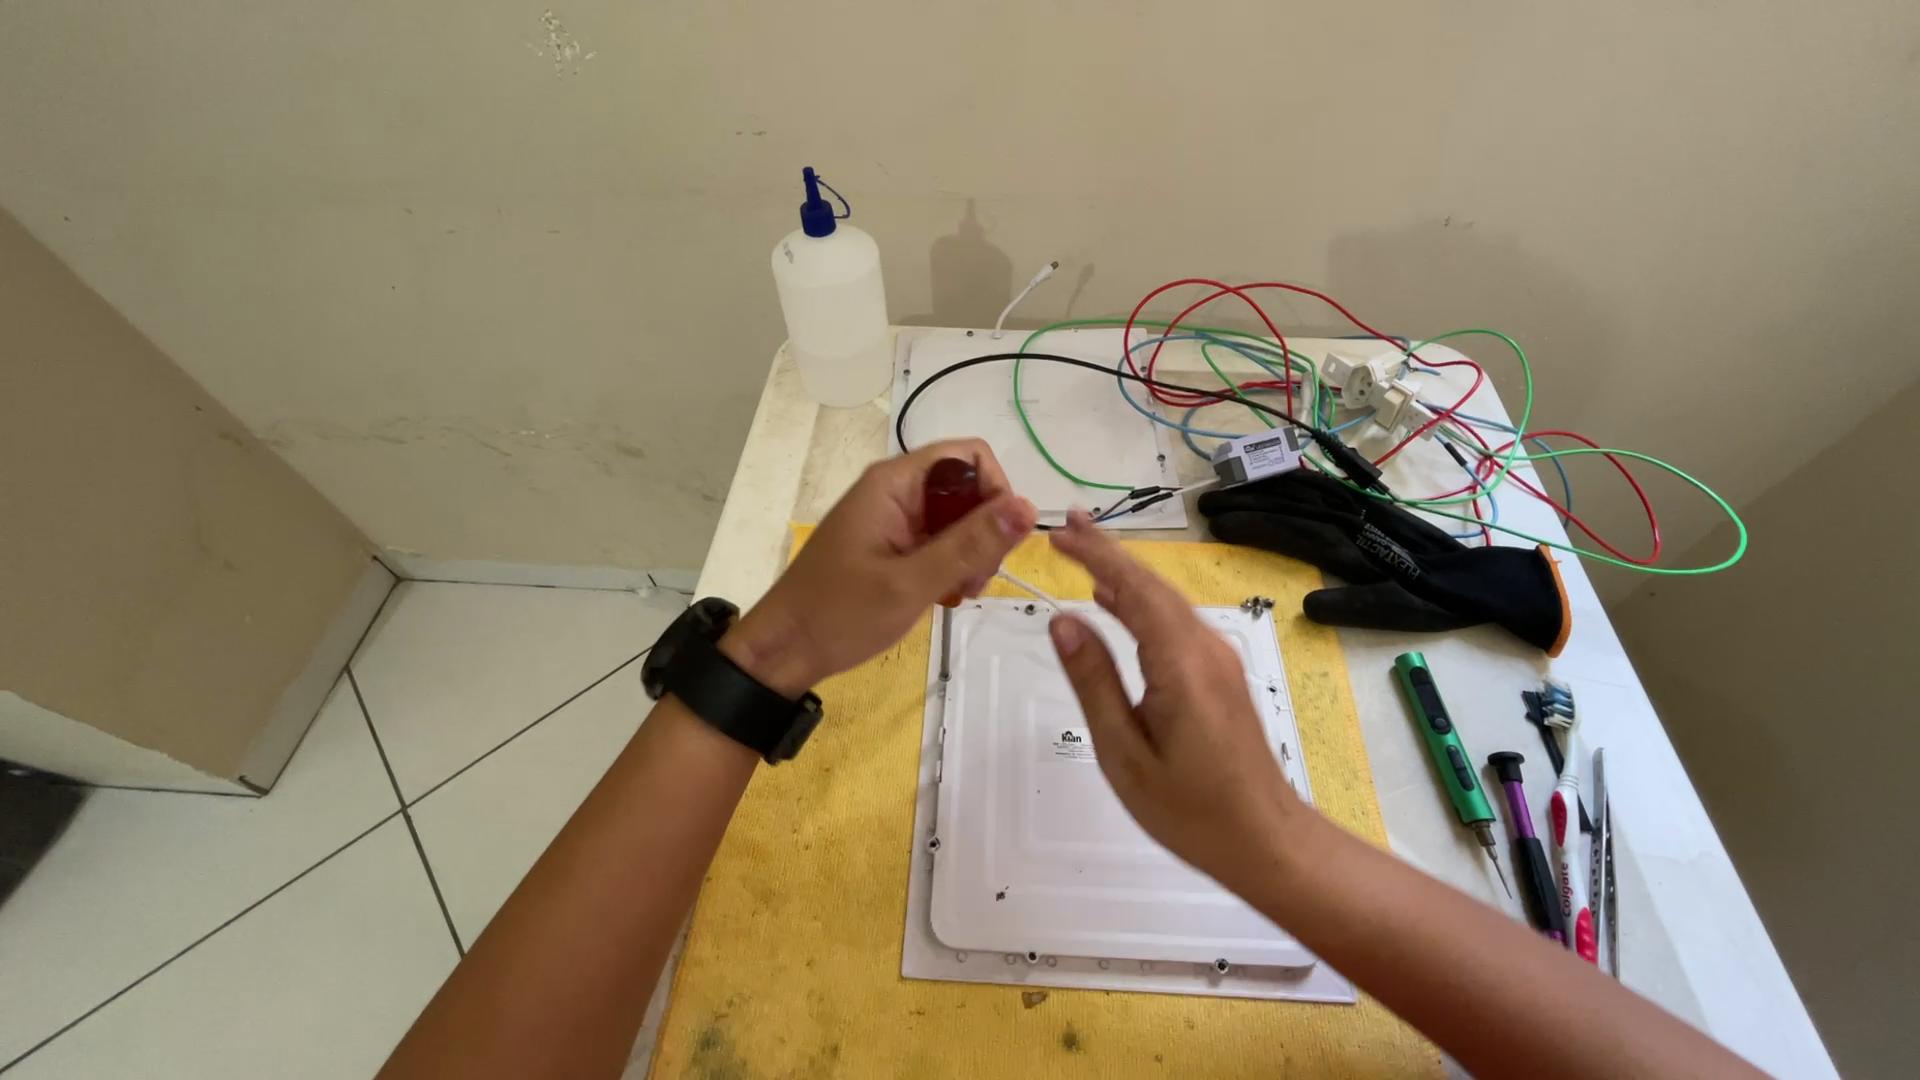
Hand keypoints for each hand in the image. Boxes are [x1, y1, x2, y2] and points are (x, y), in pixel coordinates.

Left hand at [721, 439, 1037, 696]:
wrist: (785, 650)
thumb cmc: (840, 614)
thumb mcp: (911, 583)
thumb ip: (970, 545)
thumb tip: (1027, 507)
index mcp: (894, 483)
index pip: (970, 458)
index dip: (995, 492)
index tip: (999, 542)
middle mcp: (896, 490)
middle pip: (968, 489)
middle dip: (985, 532)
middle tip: (974, 580)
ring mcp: (894, 518)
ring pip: (959, 520)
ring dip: (971, 554)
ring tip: (958, 593)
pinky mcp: (894, 544)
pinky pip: (940, 541)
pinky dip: (952, 566)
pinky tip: (945, 597)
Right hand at [1046, 510, 1304, 891]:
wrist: (1266, 840)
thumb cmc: (1189, 808)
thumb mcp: (1124, 752)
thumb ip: (1094, 681)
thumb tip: (1063, 621)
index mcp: (1180, 661)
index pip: (1133, 589)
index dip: (1095, 555)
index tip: (1058, 532)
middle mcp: (1204, 646)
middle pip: (1151, 585)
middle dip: (1106, 552)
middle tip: (1063, 528)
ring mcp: (1217, 657)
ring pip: (1164, 600)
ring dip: (1122, 573)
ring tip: (1080, 552)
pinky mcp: (1218, 672)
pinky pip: (1173, 622)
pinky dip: (1139, 602)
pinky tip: (1115, 603)